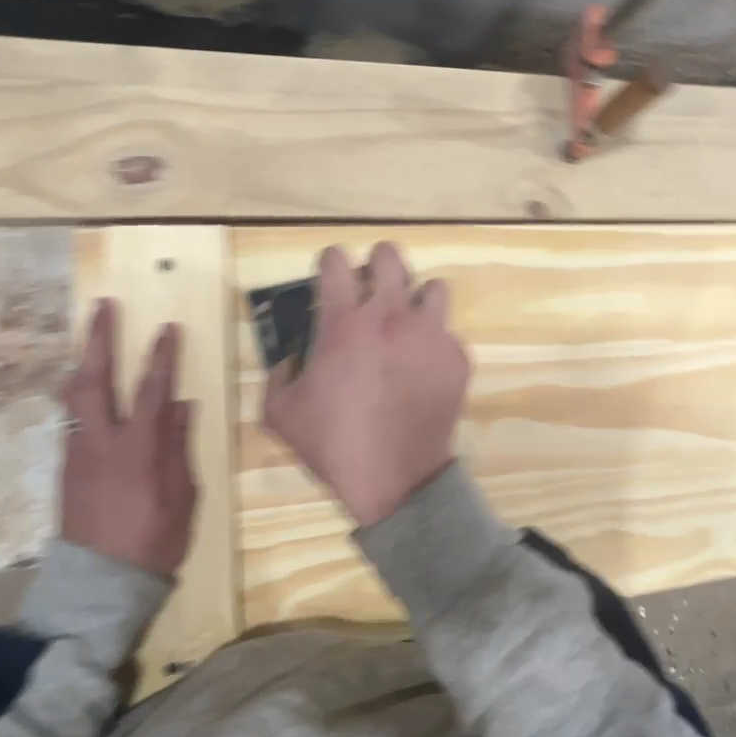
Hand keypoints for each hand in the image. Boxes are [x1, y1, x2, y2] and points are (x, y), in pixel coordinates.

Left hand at [60, 299, 196, 577]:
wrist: (100, 584)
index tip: (167, 327)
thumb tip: (181, 405)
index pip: (150, 389)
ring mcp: (77, 454)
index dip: (160, 356)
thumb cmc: (154, 539)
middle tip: (103, 308)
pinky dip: (80, 392)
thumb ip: (177, 445)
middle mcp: (100, 443)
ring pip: (73, 396)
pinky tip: (89, 387)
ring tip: (91, 338)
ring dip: (82, 361)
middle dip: (97, 340)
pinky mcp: (66, 468)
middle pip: (92, 379)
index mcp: (136, 449)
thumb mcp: (181, 494)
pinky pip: (71, 418)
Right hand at [262, 242, 470, 526]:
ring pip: (433, 286)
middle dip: (377, 263)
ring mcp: (430, 335)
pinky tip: (423, 366)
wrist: (396, 479)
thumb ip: (278, 375)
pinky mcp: (457, 357)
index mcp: (344, 324)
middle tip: (370, 284)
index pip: (336, 261)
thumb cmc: (334, 445)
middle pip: (389, 256)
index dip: (330, 261)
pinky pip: (449, 333)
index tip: (330, 273)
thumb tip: (291, 359)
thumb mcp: (280, 413)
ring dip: (416, 296)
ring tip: (406, 319)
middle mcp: (391, 317)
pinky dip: (435, 342)